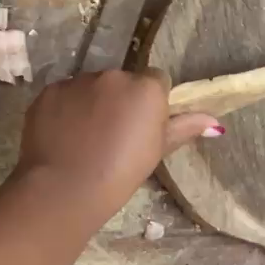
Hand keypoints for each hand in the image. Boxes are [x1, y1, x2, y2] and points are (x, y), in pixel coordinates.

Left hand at [14, 69, 221, 220]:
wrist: (65, 188)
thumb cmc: (121, 173)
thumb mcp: (157, 152)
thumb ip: (184, 128)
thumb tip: (215, 123)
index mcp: (146, 88)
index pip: (156, 80)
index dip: (150, 103)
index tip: (142, 127)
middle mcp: (113, 76)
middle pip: (122, 82)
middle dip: (120, 101)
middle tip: (113, 136)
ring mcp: (78, 81)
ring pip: (91, 87)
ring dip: (92, 104)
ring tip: (86, 139)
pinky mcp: (49, 91)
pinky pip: (63, 96)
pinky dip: (65, 111)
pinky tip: (64, 137)